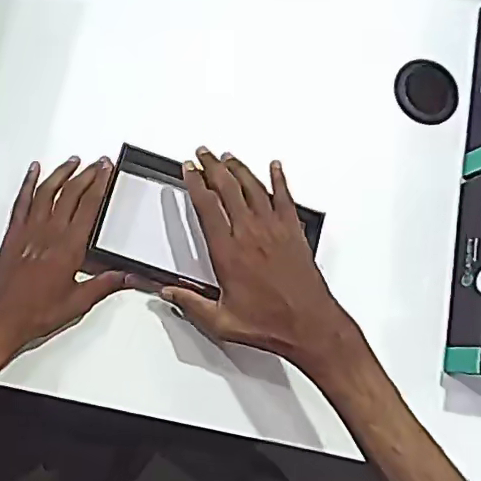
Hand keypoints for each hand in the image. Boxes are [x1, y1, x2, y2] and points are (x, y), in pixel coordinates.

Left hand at [0, 157, 132, 375]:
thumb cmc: (33, 313)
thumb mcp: (77, 303)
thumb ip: (104, 285)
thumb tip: (126, 276)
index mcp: (67, 248)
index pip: (88, 207)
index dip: (99, 185)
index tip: (107, 171)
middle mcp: (47, 234)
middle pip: (70, 193)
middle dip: (86, 175)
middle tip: (97, 163)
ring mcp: (27, 231)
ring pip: (46, 192)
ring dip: (61, 174)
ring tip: (72, 162)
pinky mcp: (12, 235)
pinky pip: (22, 202)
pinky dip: (28, 184)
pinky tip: (33, 173)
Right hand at [160, 148, 364, 374]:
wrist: (310, 326)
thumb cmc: (271, 322)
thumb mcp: (220, 321)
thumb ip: (190, 304)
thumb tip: (170, 294)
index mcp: (228, 252)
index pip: (207, 206)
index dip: (195, 183)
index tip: (189, 170)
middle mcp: (251, 235)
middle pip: (228, 188)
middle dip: (212, 167)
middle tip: (204, 155)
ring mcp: (275, 230)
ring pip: (254, 188)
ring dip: (239, 169)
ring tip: (228, 158)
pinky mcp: (294, 234)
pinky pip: (285, 198)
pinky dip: (279, 180)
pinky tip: (275, 169)